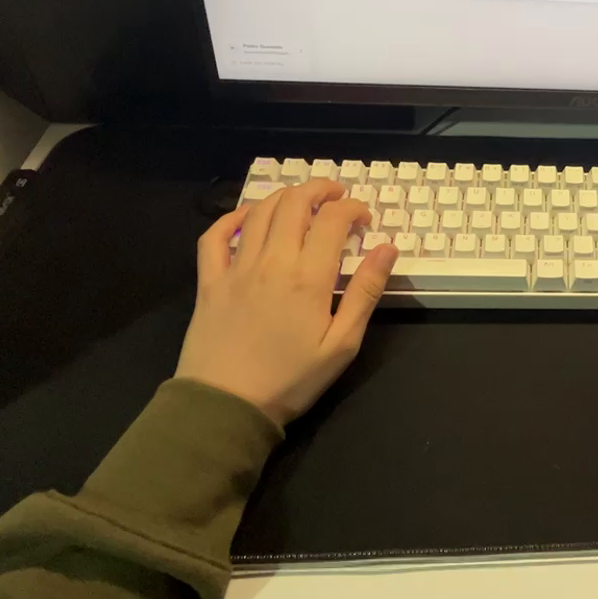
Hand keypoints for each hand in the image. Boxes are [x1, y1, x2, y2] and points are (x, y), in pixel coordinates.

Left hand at [177, 179, 398, 423]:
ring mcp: (236, 268)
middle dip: (320, 189)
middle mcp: (272, 261)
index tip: (365, 218)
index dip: (353, 208)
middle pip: (295, 203)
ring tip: (303, 199)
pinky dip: (232, 218)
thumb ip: (366, 292)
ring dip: (285, 196)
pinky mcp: (209, 282)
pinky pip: (214, 237)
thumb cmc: (290, 380)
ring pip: (259, 212)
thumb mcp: (342, 343)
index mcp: (308, 276)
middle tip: (337, 194)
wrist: (224, 408)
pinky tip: (247, 217)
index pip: (333, 219)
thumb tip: (388, 249)